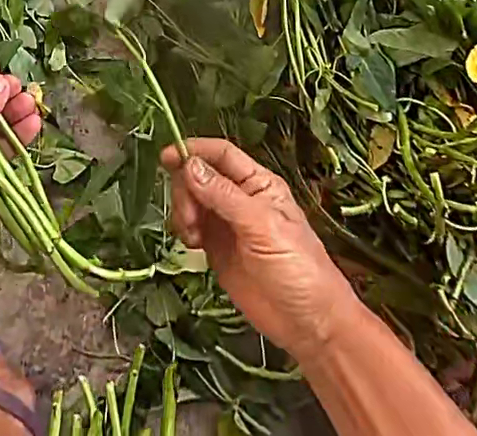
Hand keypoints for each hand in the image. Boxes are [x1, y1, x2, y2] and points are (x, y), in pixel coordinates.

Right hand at [161, 138, 364, 359]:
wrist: (308, 324)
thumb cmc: (299, 269)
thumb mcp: (262, 227)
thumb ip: (224, 196)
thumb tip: (190, 165)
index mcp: (257, 183)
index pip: (220, 154)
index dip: (194, 151)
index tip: (168, 156)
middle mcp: (239, 197)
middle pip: (199, 175)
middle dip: (186, 189)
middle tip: (189, 216)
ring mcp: (226, 222)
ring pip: (191, 199)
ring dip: (183, 211)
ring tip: (192, 235)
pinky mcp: (216, 247)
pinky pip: (190, 226)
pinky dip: (183, 230)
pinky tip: (192, 244)